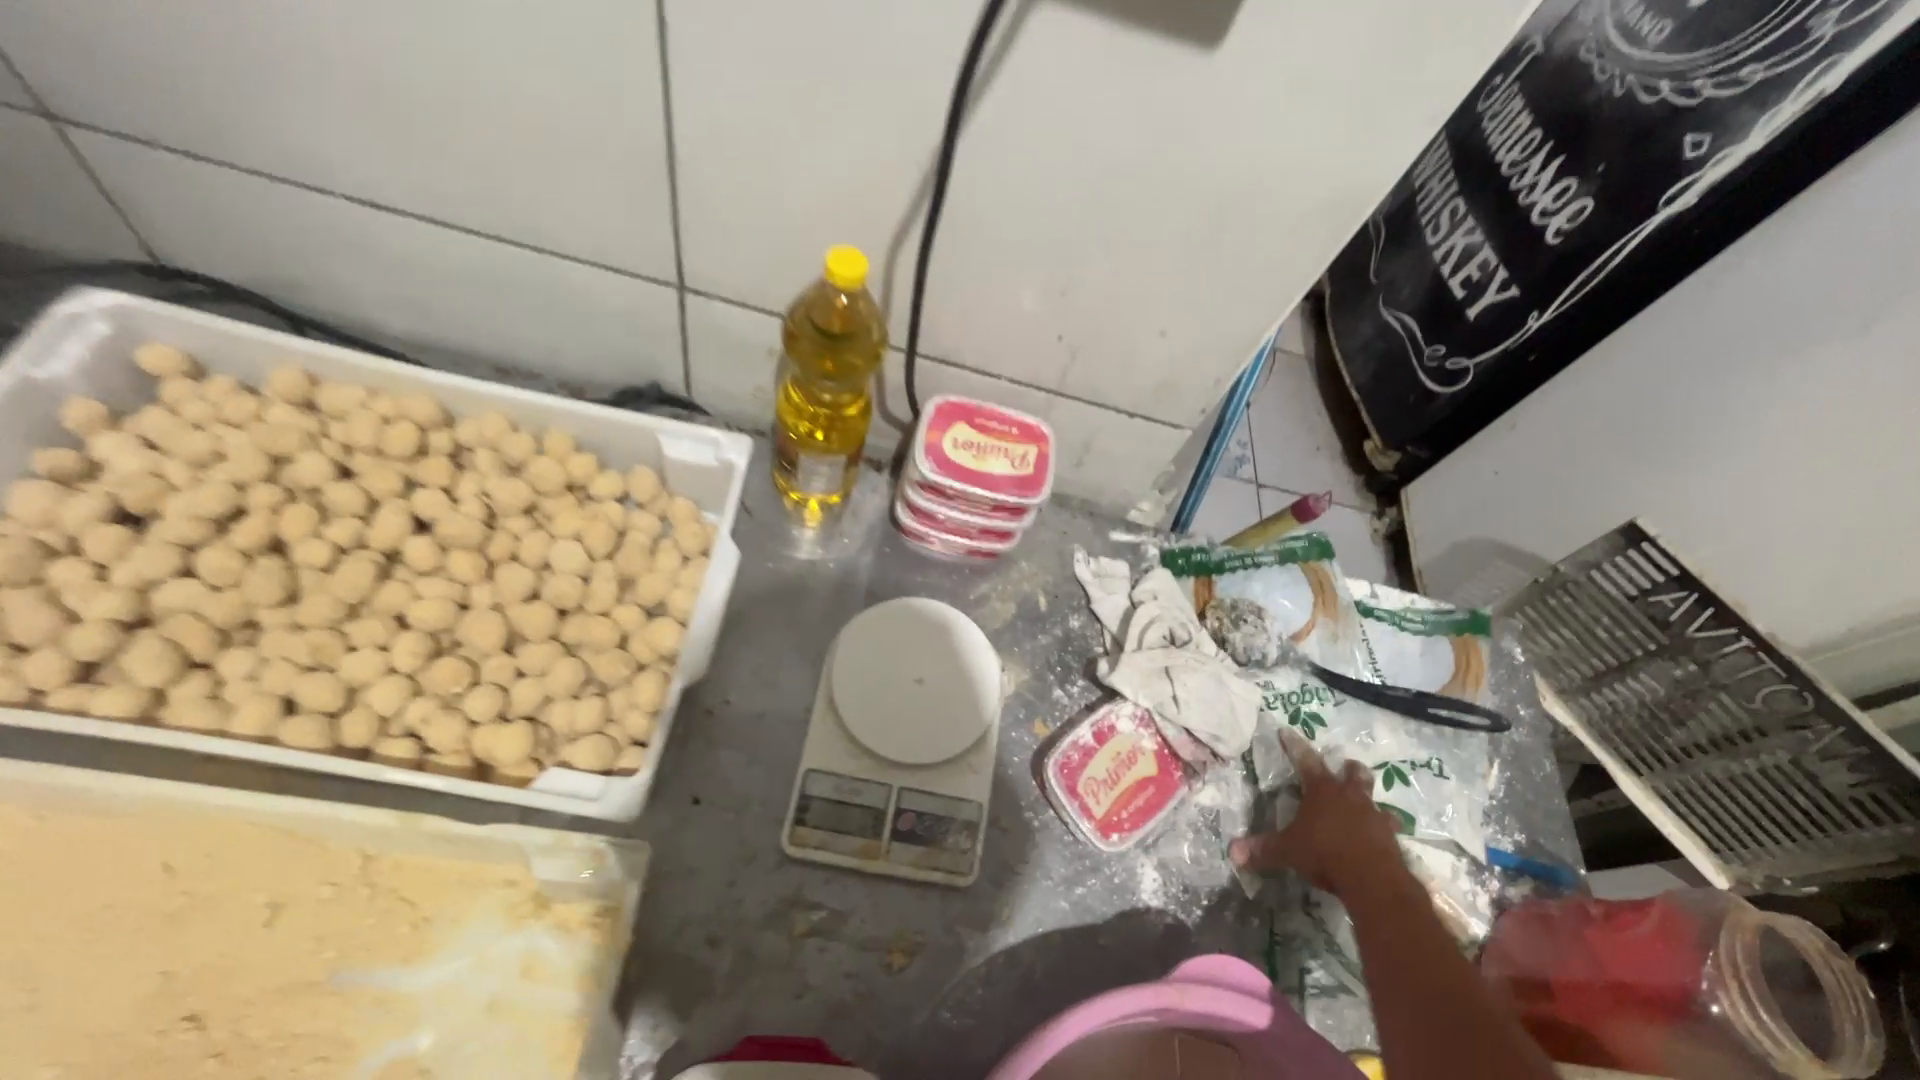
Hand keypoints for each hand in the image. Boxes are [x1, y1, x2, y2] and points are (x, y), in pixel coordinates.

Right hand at [1229, 729, 1407, 898]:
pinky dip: (1381, 828)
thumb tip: (1233, 852)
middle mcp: (1350, 796)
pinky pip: (1387, 826)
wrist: (1373, 879)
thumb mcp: (1287, 851)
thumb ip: (1262, 849)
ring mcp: (1374, 815)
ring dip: (1367, 798)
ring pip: (1373, 797)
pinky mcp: (1390, 837)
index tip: (1285, 731)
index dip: (1293, 745)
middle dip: (1348, 768)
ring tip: (1363, 803)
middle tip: (1344, 767)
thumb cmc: (1324, 853)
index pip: (1305, 760)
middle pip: (1353, 773)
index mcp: (1322, 790)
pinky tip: (1378, 835)